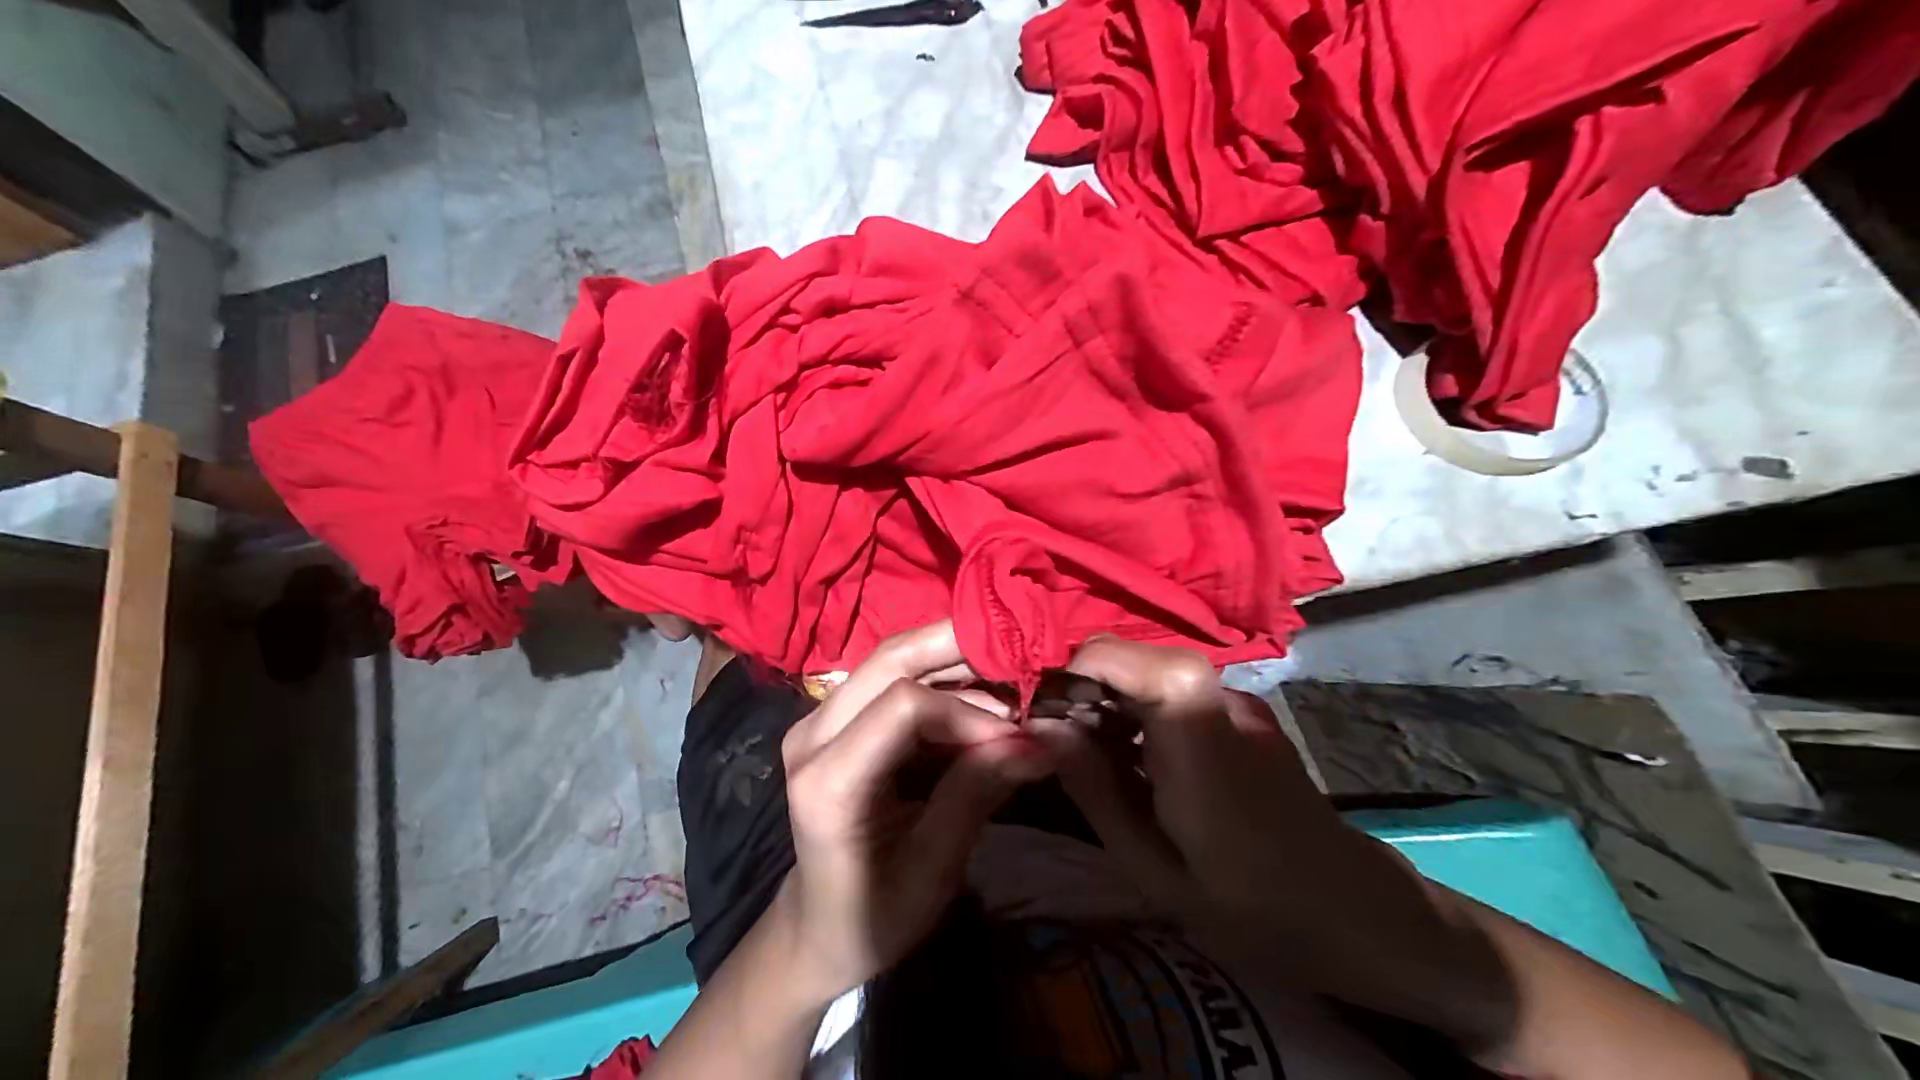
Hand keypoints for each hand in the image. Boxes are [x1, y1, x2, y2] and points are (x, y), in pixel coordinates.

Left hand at [768, 621, 1051, 1004]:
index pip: (904, 706)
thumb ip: (978, 792)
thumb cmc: (876, 914)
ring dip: (954, 660)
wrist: (821, 924)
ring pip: (892, 658)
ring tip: (1010, 680)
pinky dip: (941, 677)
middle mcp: (813, 733)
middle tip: (1023, 656)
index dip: (969, 710)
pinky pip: (891, 677)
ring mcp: (819, 719)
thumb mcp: (934, 866)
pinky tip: (981, 694)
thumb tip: (1043, 741)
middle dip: (961, 648)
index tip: (1019, 733)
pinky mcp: (834, 717)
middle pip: (892, 659)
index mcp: (829, 781)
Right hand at [1027, 638, 1392, 928]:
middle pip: (1127, 658)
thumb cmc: (1251, 906)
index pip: (1118, 656)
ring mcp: (1232, 698)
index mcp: (1193, 732)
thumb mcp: (1152, 868)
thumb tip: (1042, 727)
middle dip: (1082, 690)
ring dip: (1107, 700)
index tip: (1044, 719)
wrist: (1357, 912)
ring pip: (1145, 671)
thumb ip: (1094, 789)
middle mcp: (1214, 696)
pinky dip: (1137, 711)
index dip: (1072, 674)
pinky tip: (1135, 761)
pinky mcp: (1238, 710)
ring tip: (1093, 758)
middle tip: (1059, 746)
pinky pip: (1171, 690)